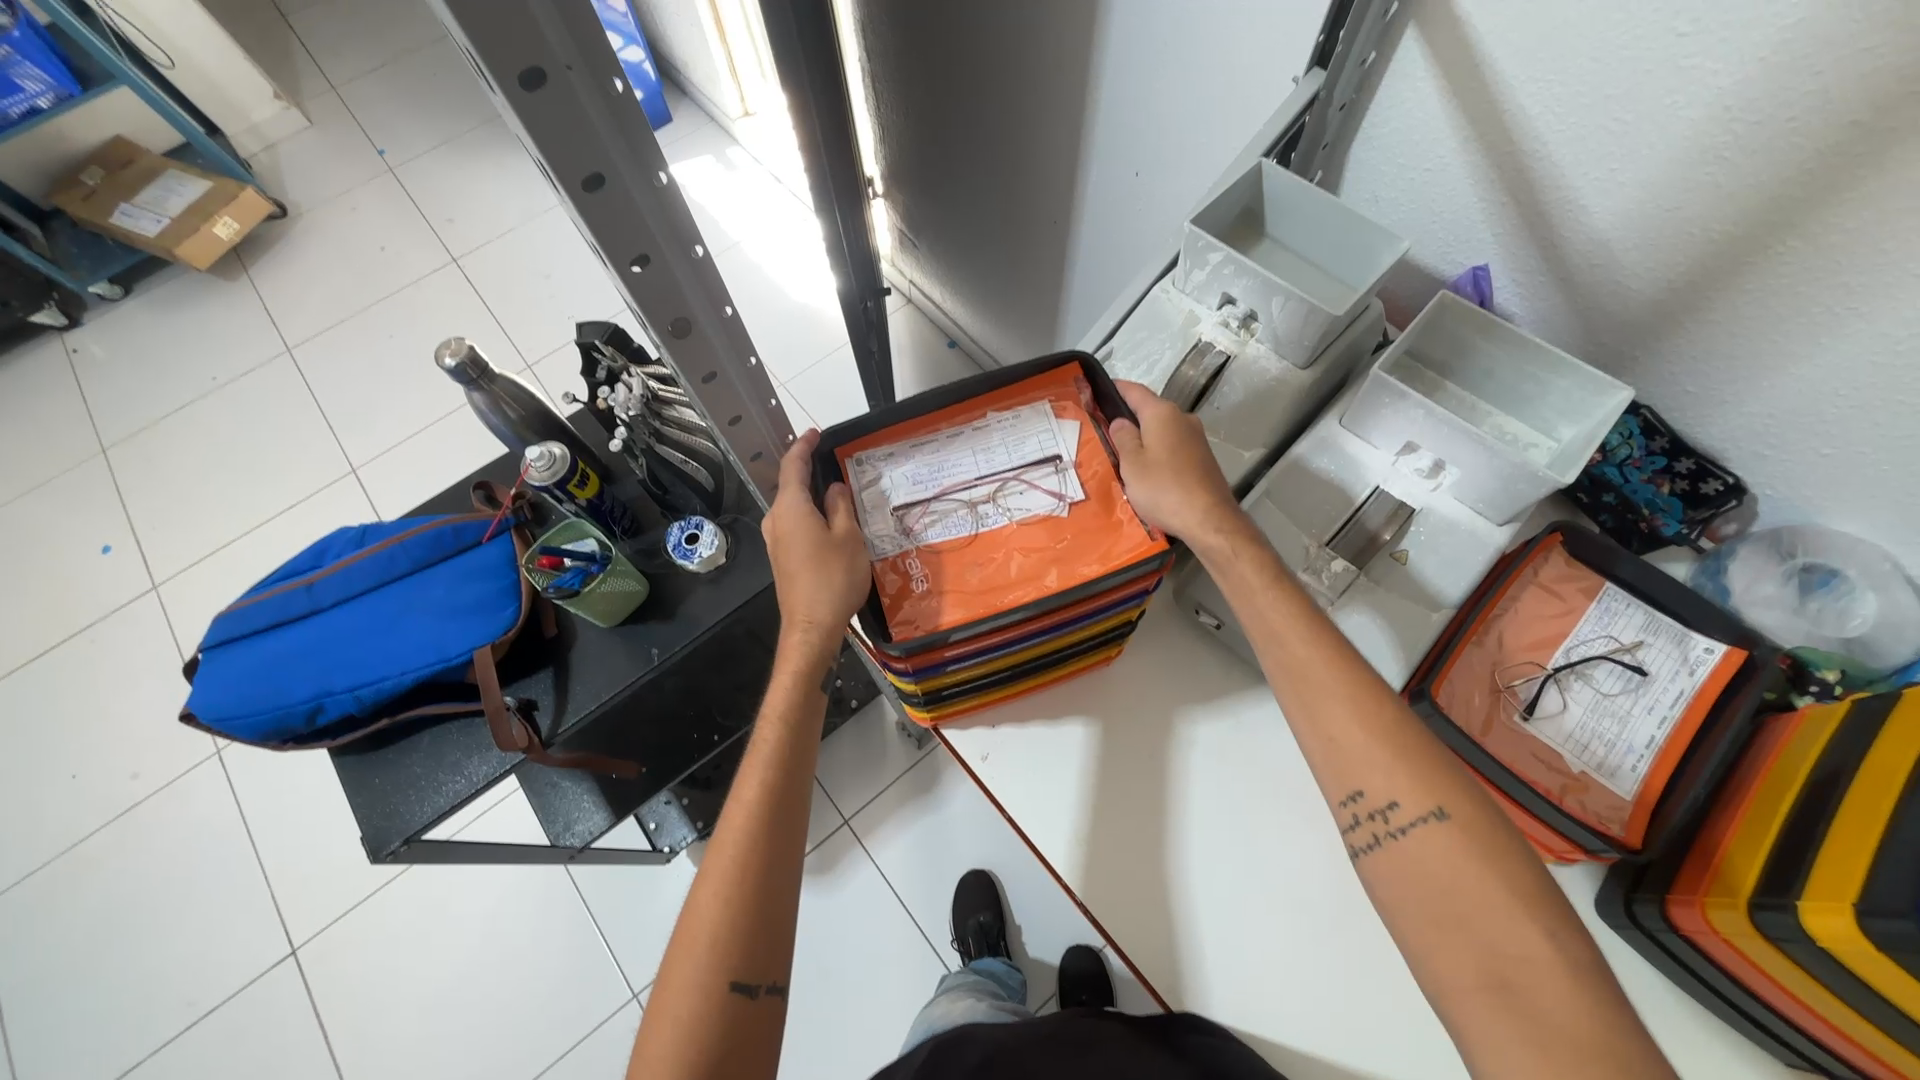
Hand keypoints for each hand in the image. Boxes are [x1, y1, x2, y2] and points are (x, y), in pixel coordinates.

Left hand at [762, 429, 870, 660]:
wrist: (811, 627)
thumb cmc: (833, 578)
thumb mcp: (848, 536)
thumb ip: (841, 506)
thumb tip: (834, 487)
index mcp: (790, 507)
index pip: (793, 466)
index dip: (804, 447)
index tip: (815, 433)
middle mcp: (776, 520)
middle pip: (791, 486)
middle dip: (810, 472)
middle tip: (835, 462)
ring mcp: (775, 541)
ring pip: (793, 508)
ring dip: (811, 496)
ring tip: (838, 491)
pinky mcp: (781, 558)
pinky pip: (794, 525)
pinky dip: (810, 515)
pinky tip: (829, 521)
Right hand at [1107, 380, 1244, 547]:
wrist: (1209, 519)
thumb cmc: (1163, 488)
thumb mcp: (1132, 464)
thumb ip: (1123, 438)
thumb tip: (1121, 422)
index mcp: (1162, 413)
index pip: (1134, 391)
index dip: (1115, 388)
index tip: (1097, 390)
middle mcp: (1182, 418)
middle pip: (1150, 411)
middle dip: (1129, 418)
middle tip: (1104, 432)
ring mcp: (1196, 438)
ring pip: (1162, 431)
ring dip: (1144, 438)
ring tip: (1123, 456)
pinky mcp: (1203, 458)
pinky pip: (1173, 447)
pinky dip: (1158, 452)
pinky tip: (1148, 471)